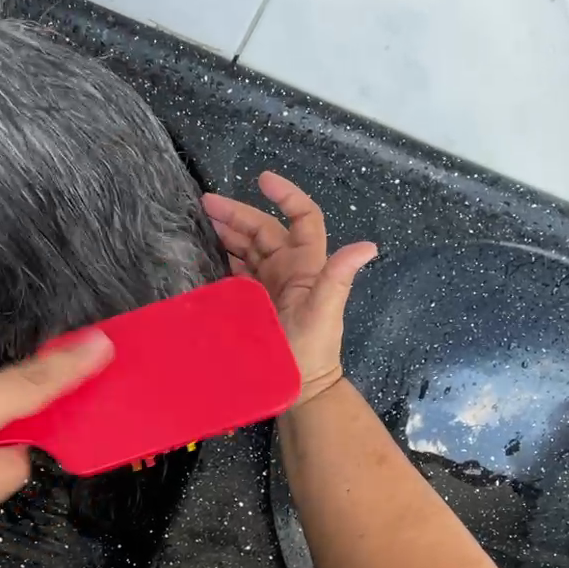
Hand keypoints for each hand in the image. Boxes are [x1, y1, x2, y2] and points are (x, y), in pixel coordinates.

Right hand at [202, 172, 377, 407]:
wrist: (299, 388)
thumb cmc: (312, 350)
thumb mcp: (324, 313)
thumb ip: (338, 278)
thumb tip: (369, 246)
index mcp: (307, 266)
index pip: (302, 218)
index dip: (286, 195)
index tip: (261, 179)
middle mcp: (288, 270)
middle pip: (264, 231)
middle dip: (237, 214)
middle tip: (205, 204)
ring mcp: (269, 287)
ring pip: (248, 249)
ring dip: (227, 232)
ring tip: (199, 221)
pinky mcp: (252, 304)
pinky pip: (236, 273)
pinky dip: (222, 259)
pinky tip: (204, 252)